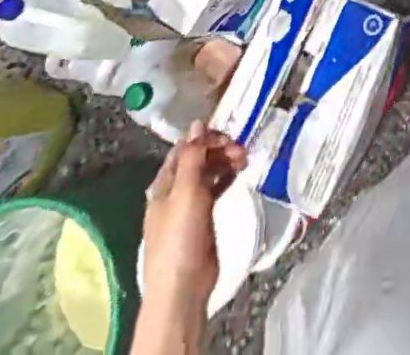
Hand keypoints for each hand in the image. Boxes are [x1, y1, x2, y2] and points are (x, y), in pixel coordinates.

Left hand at [141, 121, 246, 315]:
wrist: (183, 285)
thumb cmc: (180, 235)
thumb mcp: (186, 191)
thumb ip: (193, 157)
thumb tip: (197, 123)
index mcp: (163, 184)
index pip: (183, 149)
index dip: (204, 137)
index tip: (228, 134)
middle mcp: (174, 191)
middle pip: (197, 159)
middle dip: (218, 149)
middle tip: (241, 148)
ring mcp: (189, 205)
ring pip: (208, 173)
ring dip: (225, 161)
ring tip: (245, 158)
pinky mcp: (203, 218)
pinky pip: (216, 188)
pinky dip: (227, 177)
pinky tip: (240, 172)